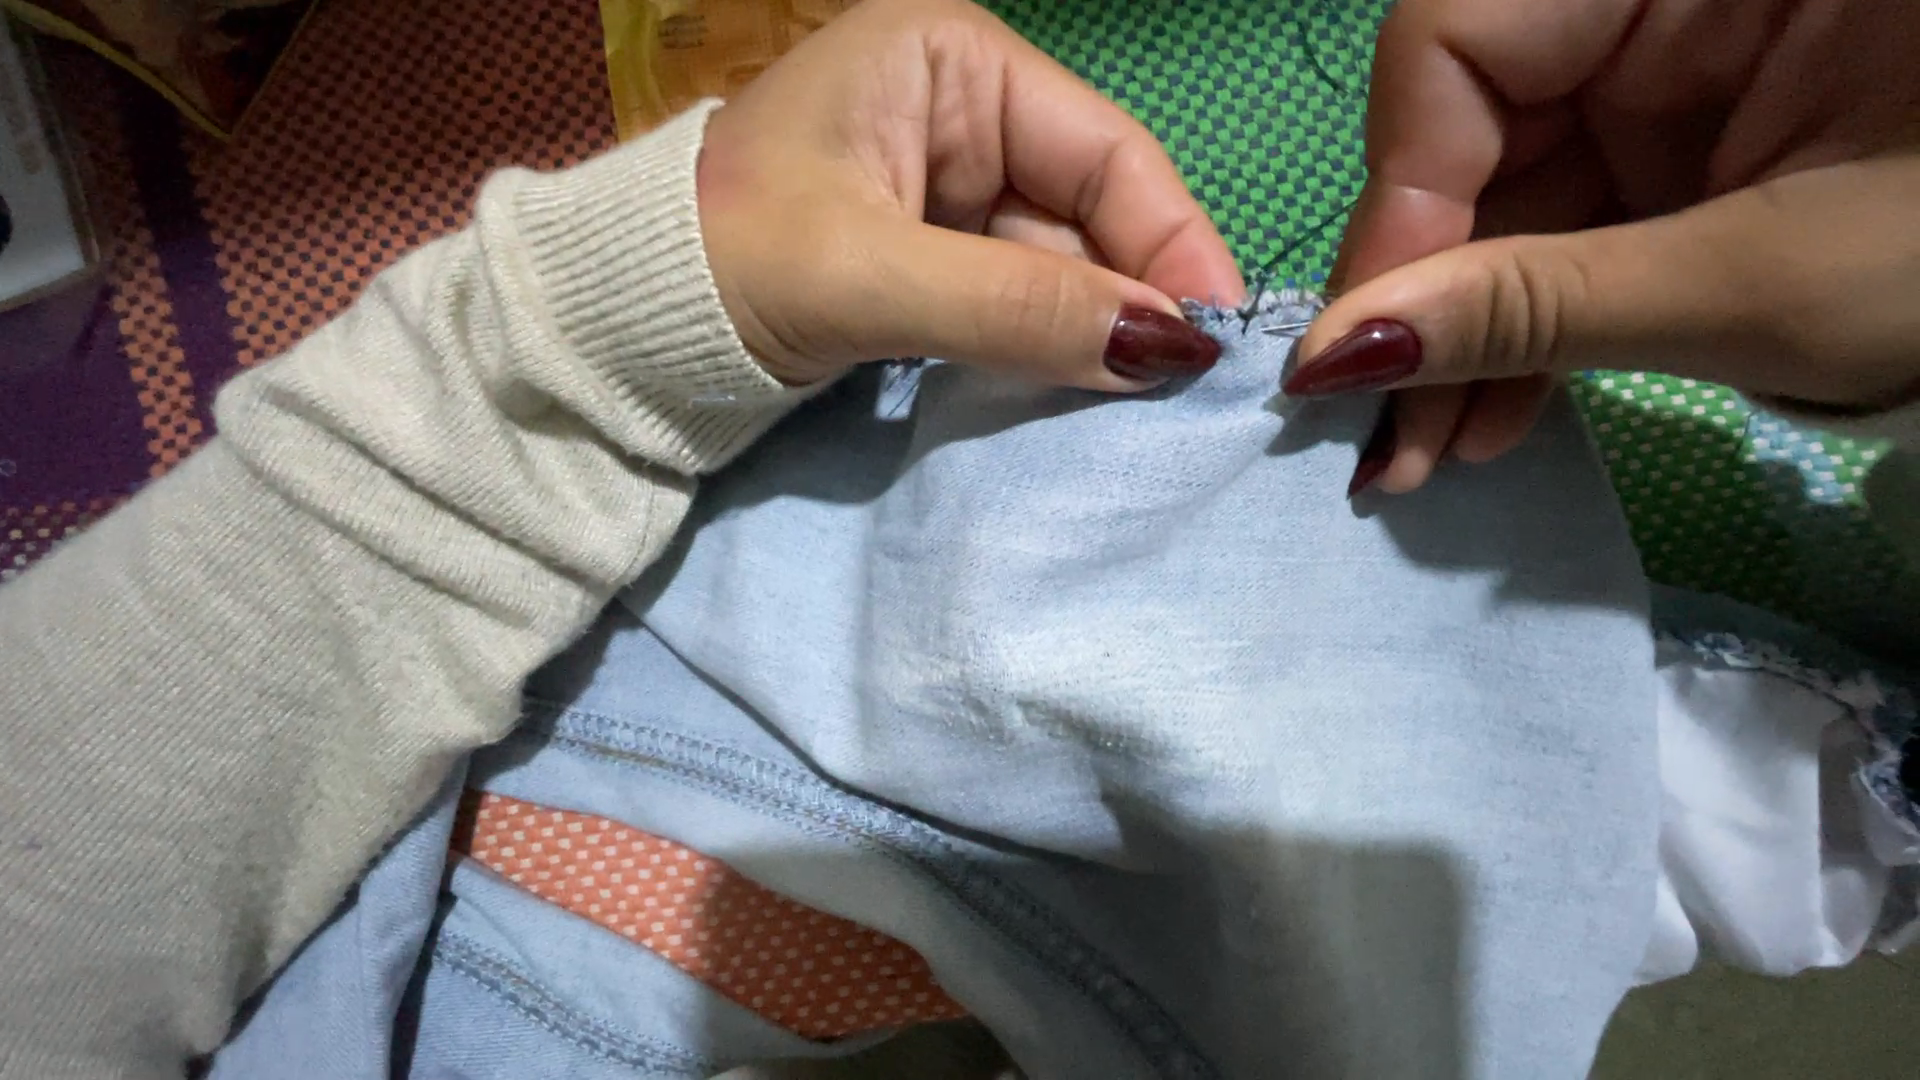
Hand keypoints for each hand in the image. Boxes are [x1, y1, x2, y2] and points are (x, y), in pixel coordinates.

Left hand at [696, 0, 1244, 391]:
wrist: (631, 325)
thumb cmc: (729, 261)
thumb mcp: (874, 276)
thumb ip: (1017, 307)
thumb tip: (1162, 346)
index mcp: (955, 66)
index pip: (1105, 150)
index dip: (1170, 241)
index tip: (1213, 333)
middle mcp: (965, 119)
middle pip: (1090, 211)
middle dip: (1135, 295)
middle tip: (1182, 383)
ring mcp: (951, 197)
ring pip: (1058, 266)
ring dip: (1095, 329)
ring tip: (1142, 394)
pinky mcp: (936, 263)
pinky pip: (1018, 303)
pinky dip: (1047, 346)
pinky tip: (1079, 383)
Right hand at [1285, 0, 1919, 494]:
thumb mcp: (1762, 282)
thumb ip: (1526, 308)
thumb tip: (1327, 359)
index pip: (1456, 40)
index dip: (1394, 196)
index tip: (1363, 341)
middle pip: (1456, 143)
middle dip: (1413, 303)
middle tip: (1382, 434)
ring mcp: (1654, 79)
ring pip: (1486, 213)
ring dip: (1450, 344)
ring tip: (1426, 455)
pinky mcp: (1655, 152)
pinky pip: (1536, 241)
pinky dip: (1507, 338)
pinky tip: (1488, 420)